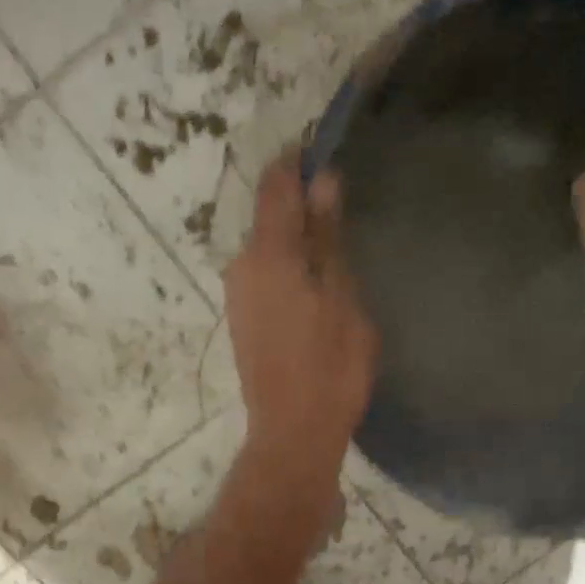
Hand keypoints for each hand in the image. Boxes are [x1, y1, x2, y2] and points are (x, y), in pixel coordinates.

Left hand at [223, 154, 377, 480]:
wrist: (292, 434)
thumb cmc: (329, 368)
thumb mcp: (341, 298)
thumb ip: (328, 238)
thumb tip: (323, 180)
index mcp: (268, 253)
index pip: (275, 184)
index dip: (297, 160)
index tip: (326, 149)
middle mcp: (242, 264)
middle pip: (269, 214)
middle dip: (302, 201)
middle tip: (346, 204)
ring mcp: (238, 293)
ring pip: (268, 245)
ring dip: (297, 236)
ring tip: (339, 244)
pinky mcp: (242, 317)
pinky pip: (265, 271)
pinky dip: (289, 263)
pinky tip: (318, 281)